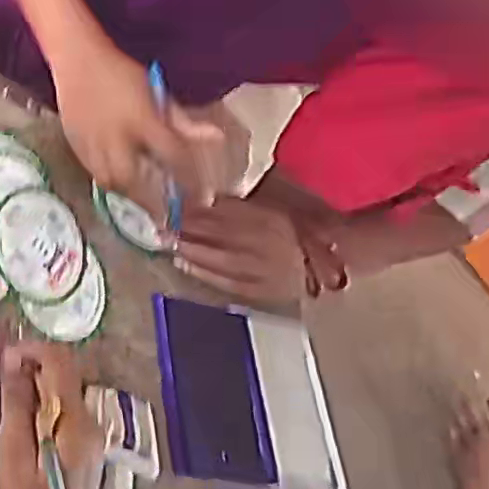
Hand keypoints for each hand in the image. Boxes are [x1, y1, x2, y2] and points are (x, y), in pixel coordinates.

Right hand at [0, 342, 103, 488]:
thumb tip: (11, 356)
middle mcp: (89, 419)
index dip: (30, 346)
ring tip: (5, 381)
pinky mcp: (84, 443)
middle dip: (31, 358)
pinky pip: (63, 403)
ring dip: (35, 375)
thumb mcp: (14, 454)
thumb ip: (16, 401)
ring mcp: (90, 431)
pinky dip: (41, 394)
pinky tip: (20, 406)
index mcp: (74, 419)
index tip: (1, 354)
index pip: (59, 358)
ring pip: (63, 384)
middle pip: (64, 368)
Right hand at [52, 44, 221, 214]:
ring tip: (141, 197)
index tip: (201, 196)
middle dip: (151, 199)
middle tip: (165, 208)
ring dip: (129, 193)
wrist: (77, 59)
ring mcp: (92, 142)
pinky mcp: (75, 143)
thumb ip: (182, 120)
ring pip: (110, 181)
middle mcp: (117, 136)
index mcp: (142, 120)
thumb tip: (216, 139)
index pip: (172, 157)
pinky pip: (92, 171)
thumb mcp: (155, 90)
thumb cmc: (120, 72)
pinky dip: (108, 179)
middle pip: (134, 180)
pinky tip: (117, 178)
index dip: (190, 180)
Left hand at [175, 197, 345, 302]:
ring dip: (191, 251)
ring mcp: (269, 270)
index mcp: (271, 217)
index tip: (171, 205)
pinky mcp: (268, 292)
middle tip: (161, 225)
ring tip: (167, 243)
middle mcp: (271, 243)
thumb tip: (196, 196)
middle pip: (221, 234)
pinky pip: (231, 283)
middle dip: (188, 229)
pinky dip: (205, 274)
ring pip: (222, 259)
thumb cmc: (291, 228)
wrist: (328, 261)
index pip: (227, 211)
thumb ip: (235, 202)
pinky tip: (184, 264)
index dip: (196, 209)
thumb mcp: (267, 205)